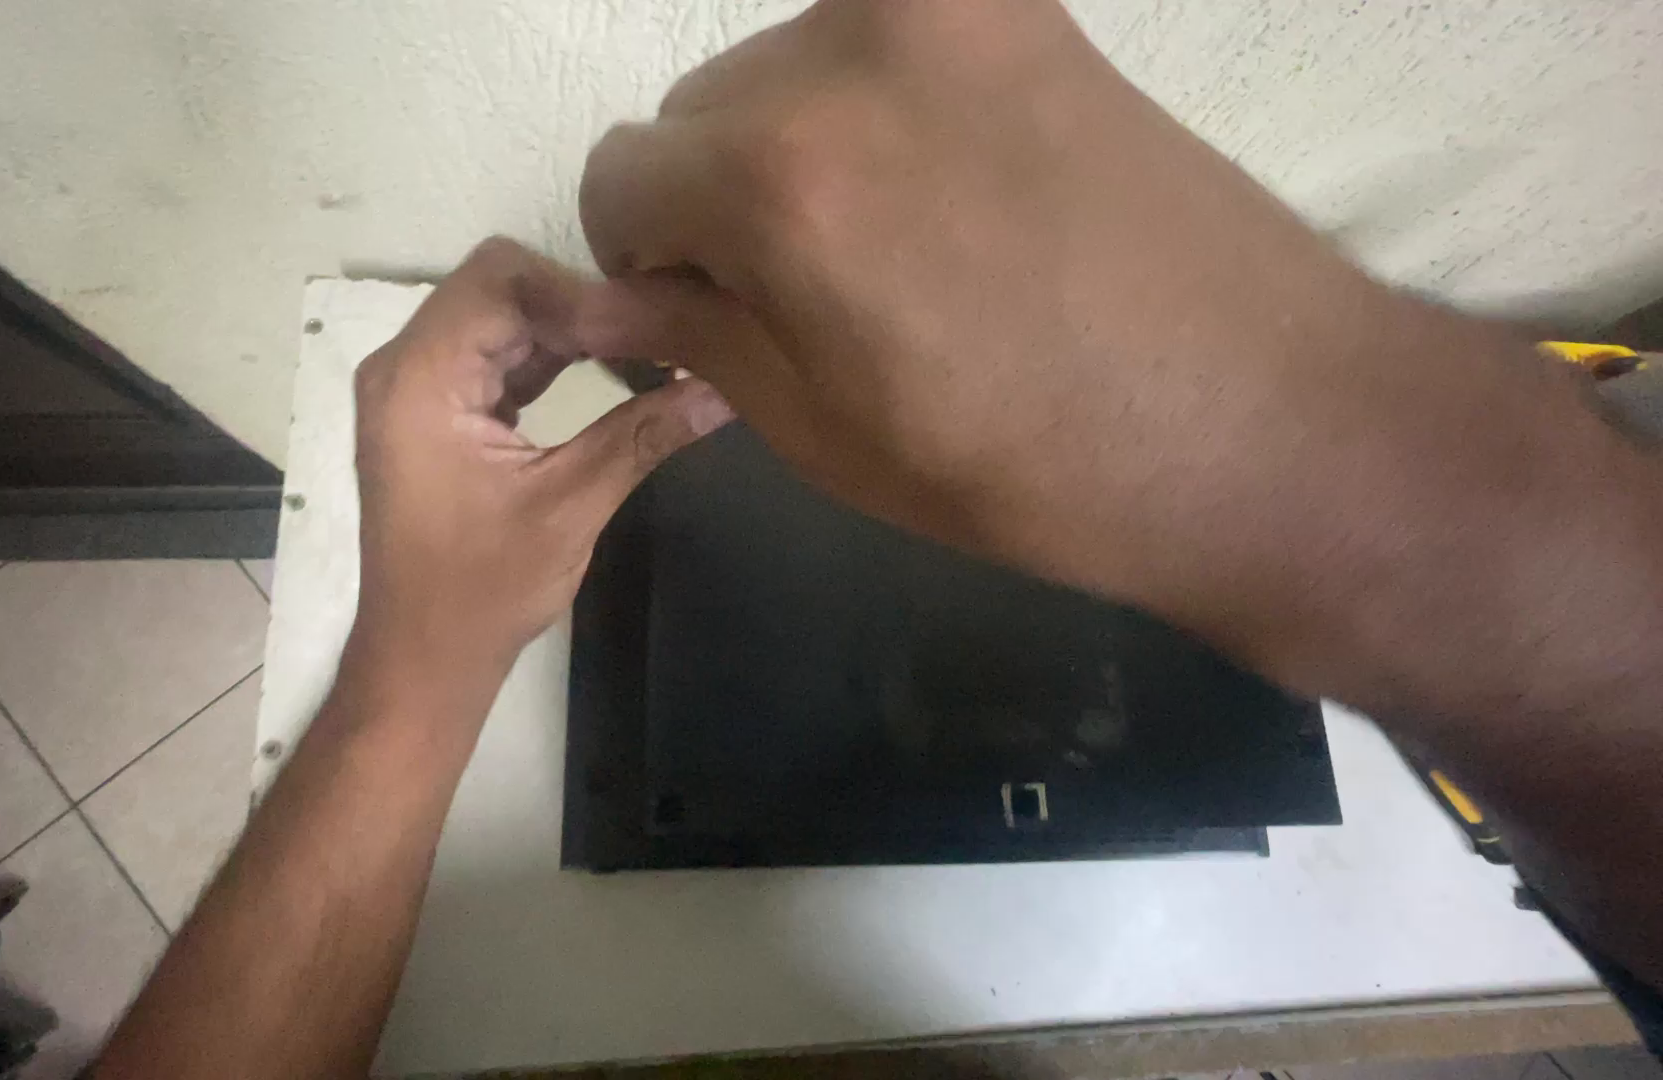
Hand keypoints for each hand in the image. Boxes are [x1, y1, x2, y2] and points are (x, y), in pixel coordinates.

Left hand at [352, 238, 732, 677]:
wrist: (425, 655)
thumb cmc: (484, 593)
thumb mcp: (569, 509)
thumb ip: (642, 436)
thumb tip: (723, 391)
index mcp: (420, 380)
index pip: (501, 281)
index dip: (584, 295)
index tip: (657, 327)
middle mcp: (407, 365)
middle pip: (500, 287)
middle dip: (583, 306)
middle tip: (658, 334)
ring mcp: (418, 386)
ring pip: (503, 316)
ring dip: (572, 330)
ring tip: (645, 350)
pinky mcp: (438, 409)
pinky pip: (498, 355)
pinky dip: (552, 357)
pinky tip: (606, 371)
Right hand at [577, 0, 1632, 696]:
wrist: (1250, 424)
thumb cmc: (1008, 466)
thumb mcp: (813, 429)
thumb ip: (693, 333)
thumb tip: (610, 294)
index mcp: (777, 179)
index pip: (618, 176)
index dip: (631, 259)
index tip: (681, 316)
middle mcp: (844, 48)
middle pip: (693, 116)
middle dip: (704, 208)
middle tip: (784, 301)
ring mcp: (947, 2)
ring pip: (777, 74)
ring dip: (780, 159)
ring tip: (874, 255)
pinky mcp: (1023, 2)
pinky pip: (870, 50)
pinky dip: (856, 119)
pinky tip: (928, 198)